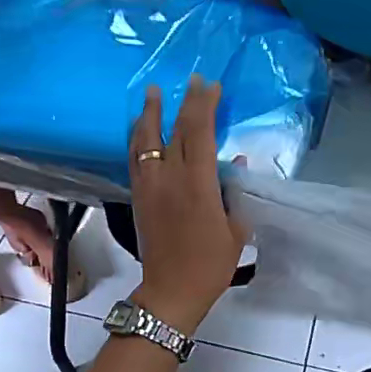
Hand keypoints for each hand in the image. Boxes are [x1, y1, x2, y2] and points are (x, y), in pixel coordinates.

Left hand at [127, 77, 248, 334]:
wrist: (171, 291)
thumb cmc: (210, 265)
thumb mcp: (236, 231)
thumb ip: (234, 194)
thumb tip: (232, 164)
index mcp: (198, 185)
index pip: (199, 132)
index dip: (204, 105)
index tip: (210, 85)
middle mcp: (169, 178)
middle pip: (174, 130)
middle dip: (184, 102)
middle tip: (191, 80)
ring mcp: (149, 187)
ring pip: (145, 141)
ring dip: (150, 114)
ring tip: (153, 94)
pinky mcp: (138, 198)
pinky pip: (135, 159)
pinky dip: (137, 139)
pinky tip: (140, 130)